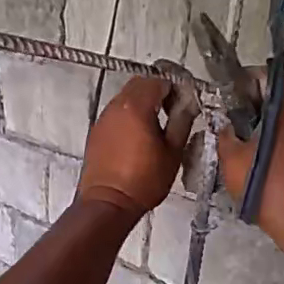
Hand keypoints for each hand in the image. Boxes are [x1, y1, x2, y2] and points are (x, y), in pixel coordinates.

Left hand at [77, 75, 198, 218]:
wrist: (108, 203)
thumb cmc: (144, 181)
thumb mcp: (172, 153)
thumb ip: (182, 122)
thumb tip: (188, 104)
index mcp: (136, 106)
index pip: (158, 81)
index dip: (174, 88)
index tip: (183, 104)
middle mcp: (116, 106)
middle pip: (139, 85)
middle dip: (157, 93)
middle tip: (171, 112)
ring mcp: (103, 118)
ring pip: (125, 99)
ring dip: (141, 105)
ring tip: (155, 129)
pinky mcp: (96, 133)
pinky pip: (115, 115)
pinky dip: (128, 119)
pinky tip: (137, 140)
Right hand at [217, 74, 283, 246]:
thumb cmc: (269, 188)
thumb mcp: (232, 162)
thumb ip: (226, 136)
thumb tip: (228, 129)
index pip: (268, 79)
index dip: (247, 89)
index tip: (235, 106)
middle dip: (264, 116)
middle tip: (244, 137)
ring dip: (283, 137)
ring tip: (264, 161)